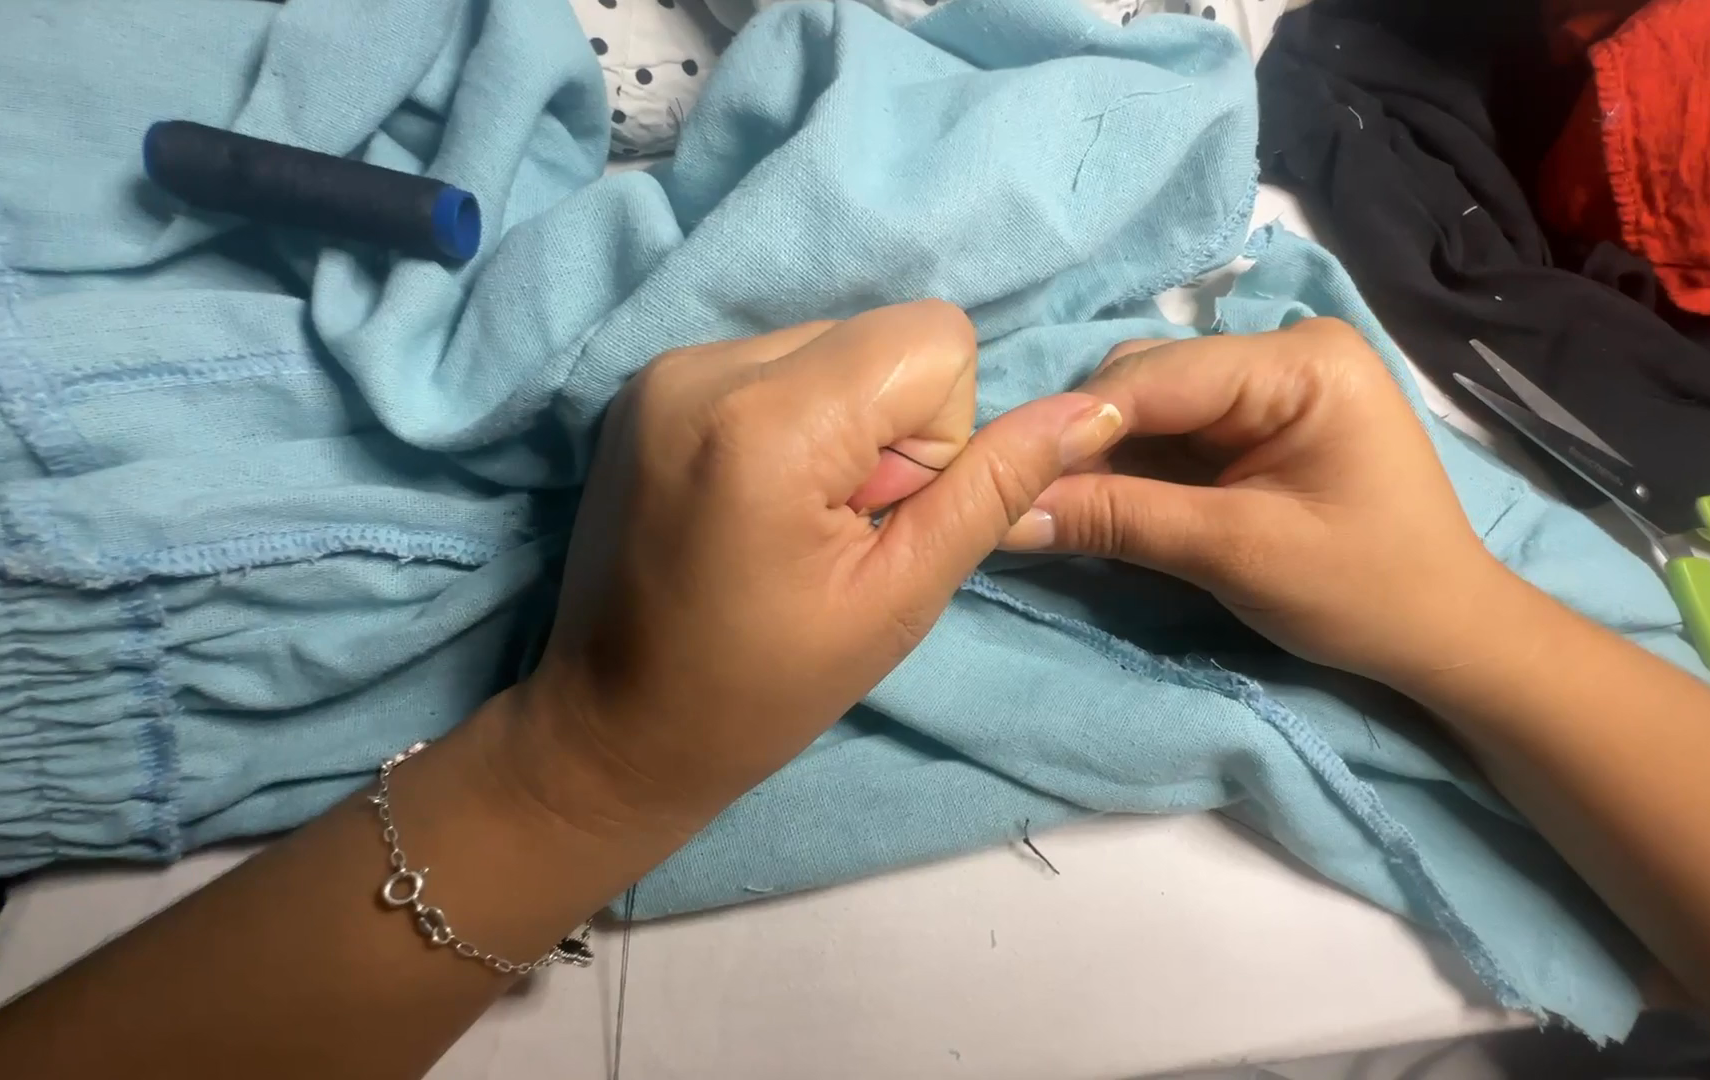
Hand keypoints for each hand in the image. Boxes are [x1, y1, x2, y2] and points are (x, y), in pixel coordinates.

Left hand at [509, 300, 1124, 832]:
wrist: (616, 727)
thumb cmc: (767, 687)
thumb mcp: (901, 597)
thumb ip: (994, 488)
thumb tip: (1093, 409)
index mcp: (769, 422)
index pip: (936, 339)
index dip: (939, 433)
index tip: (883, 511)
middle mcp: (709, 362)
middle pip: (885, 336)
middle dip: (893, 426)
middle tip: (838, 522)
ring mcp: (669, 365)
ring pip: (836, 346)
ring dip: (847, 423)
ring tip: (793, 515)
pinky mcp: (652, 381)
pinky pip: (781, 362)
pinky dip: (799, 419)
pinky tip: (759, 498)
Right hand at [1006, 318, 1516, 688]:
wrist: (1439, 633)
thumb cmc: (1364, 592)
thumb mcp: (1238, 555)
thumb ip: (1122, 522)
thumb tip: (1008, 516)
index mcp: (1301, 363)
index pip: (1157, 377)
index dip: (1074, 426)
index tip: (1003, 477)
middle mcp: (1279, 354)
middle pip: (1144, 384)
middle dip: (1083, 445)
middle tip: (1027, 504)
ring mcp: (1263, 388)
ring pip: (1145, 411)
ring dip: (1097, 461)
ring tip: (1054, 510)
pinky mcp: (1249, 425)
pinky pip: (1164, 438)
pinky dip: (1126, 474)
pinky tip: (1096, 504)